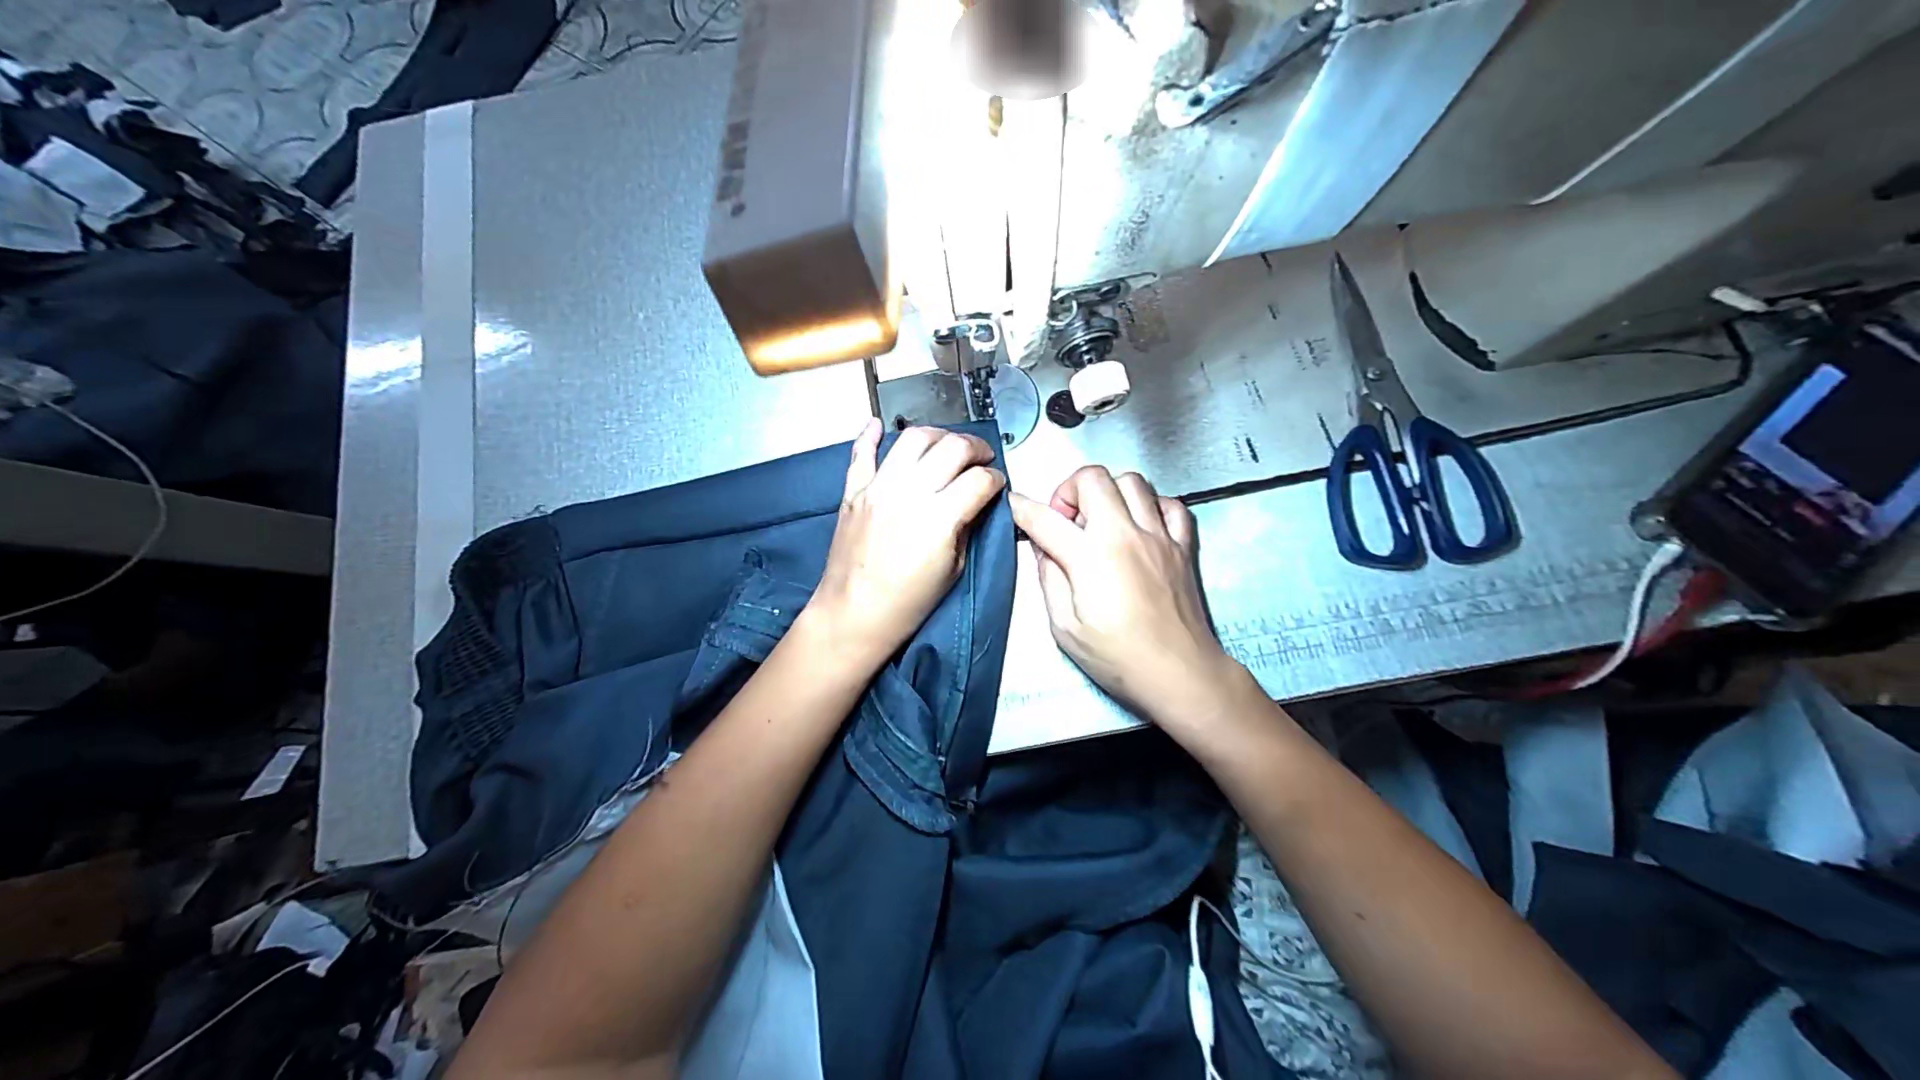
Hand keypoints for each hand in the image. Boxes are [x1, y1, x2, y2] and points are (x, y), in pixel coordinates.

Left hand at [805, 420, 1005, 668]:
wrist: (854, 614)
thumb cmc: (906, 603)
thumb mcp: (952, 570)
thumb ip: (966, 528)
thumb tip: (975, 502)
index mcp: (939, 518)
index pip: (979, 479)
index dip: (995, 478)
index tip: (997, 483)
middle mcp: (910, 493)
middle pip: (952, 448)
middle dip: (975, 448)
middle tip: (981, 458)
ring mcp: (879, 488)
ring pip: (913, 439)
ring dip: (937, 435)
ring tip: (946, 445)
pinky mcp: (855, 491)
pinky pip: (862, 453)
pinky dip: (871, 436)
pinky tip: (879, 425)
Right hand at [1009, 466, 1242, 725]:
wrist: (1180, 675)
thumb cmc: (1118, 658)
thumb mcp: (1065, 628)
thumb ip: (1050, 581)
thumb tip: (1045, 550)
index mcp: (1090, 556)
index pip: (1045, 519)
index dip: (1020, 508)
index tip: (1013, 505)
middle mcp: (1125, 534)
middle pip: (1093, 478)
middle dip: (1069, 490)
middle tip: (1066, 521)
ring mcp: (1159, 536)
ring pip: (1132, 481)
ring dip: (1110, 493)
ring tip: (1102, 521)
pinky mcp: (1183, 546)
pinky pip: (1170, 504)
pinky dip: (1151, 506)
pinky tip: (1140, 526)